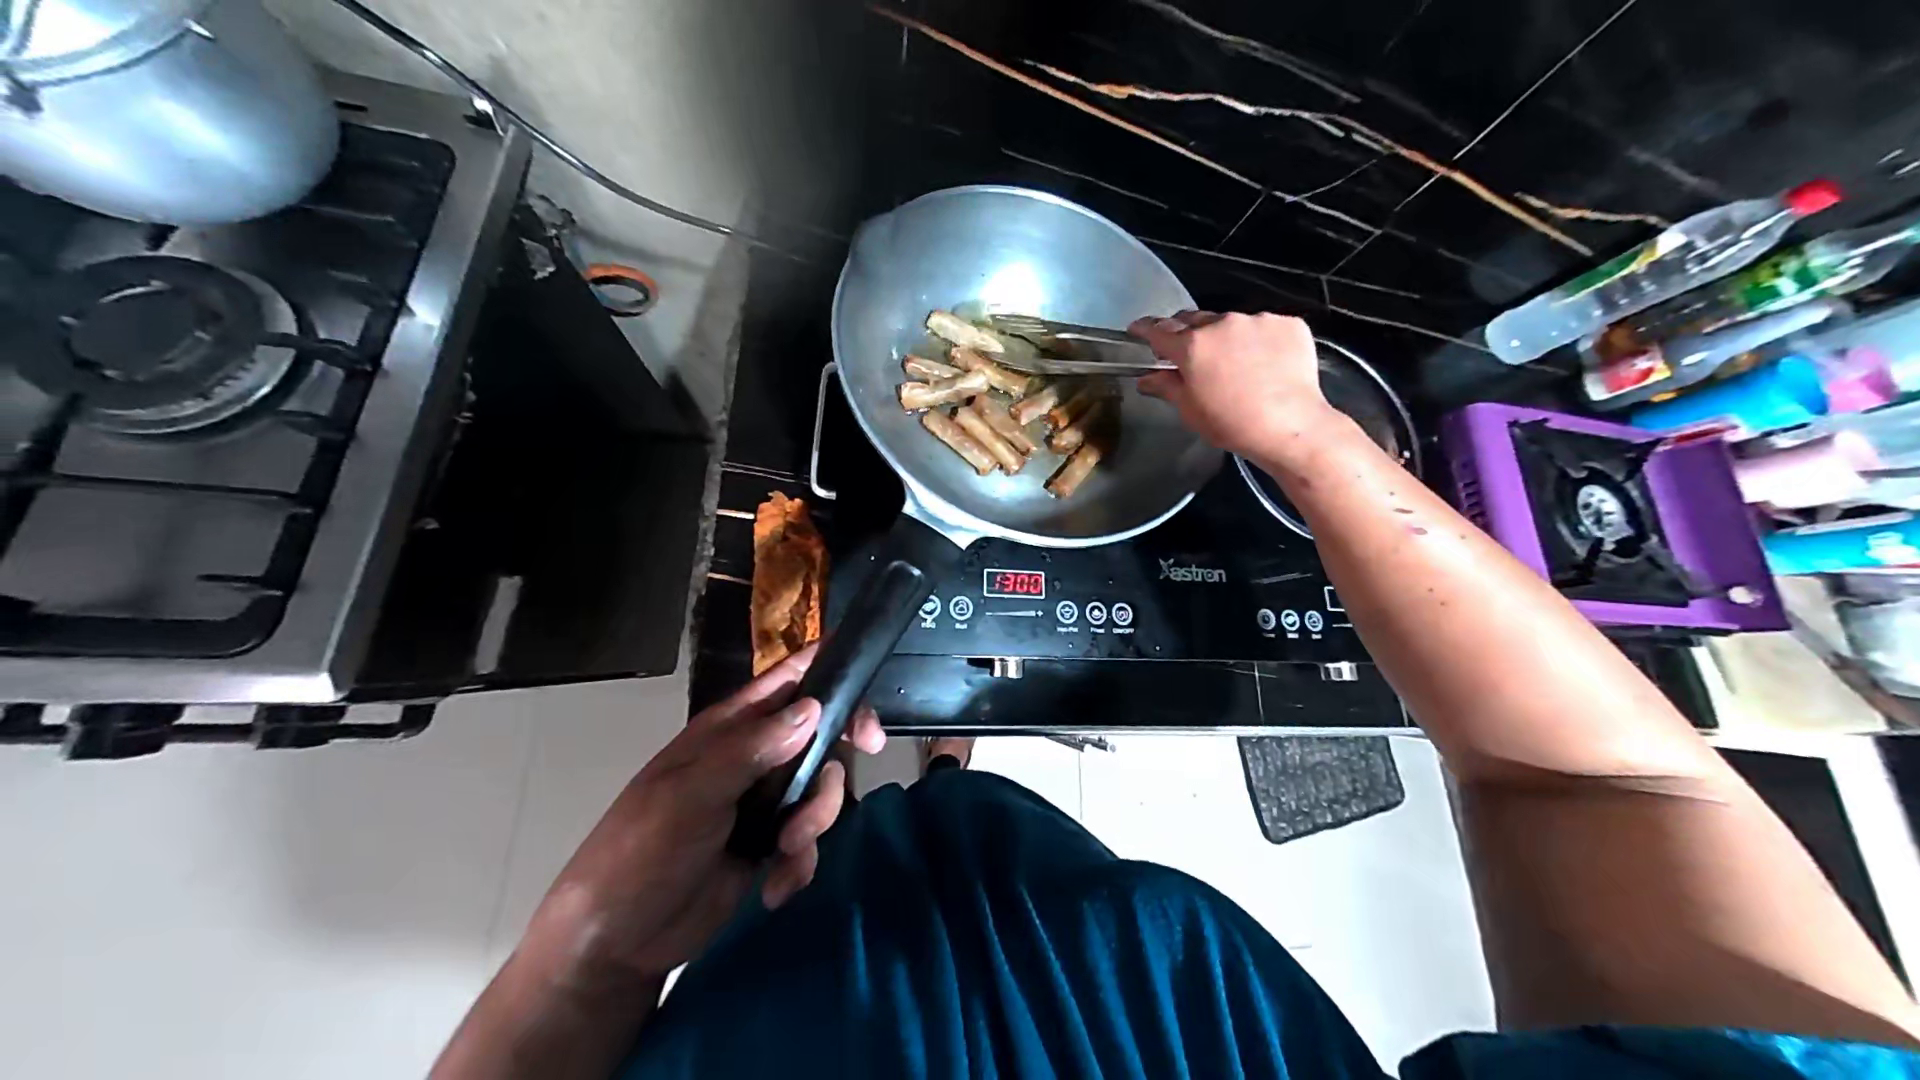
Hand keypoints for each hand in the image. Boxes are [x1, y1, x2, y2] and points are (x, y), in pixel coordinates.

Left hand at [521, 644, 884, 986]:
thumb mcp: (689, 795)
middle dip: (839, 752)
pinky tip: (776, 887)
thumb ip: (750, 750)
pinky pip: (811, 839)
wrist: (616, 943)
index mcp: (731, 728)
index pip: (787, 680)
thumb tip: (813, 709)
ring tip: (785, 851)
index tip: (864, 692)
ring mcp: (764, 802)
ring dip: (817, 819)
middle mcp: (755, 757)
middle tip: (869, 752)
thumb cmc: (641, 852)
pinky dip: (802, 862)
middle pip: (822, 733)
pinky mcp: (770, 845)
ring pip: (822, 788)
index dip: (828, 671)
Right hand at [1131, 311, 1340, 459]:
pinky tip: (1264, 364)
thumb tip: (1147, 379)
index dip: (1145, 329)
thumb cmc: (1232, 423)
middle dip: (1186, 333)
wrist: (1290, 426)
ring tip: (1234, 365)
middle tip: (1188, 354)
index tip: (1138, 330)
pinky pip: (1264, 327)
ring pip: (1231, 323)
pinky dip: (1258, 341)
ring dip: (1225, 338)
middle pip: (1194, 320)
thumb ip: (1166, 387)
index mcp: (1192, 346)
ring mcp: (1258, 321)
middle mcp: (1222, 324)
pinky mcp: (1288, 324)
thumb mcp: (1190, 410)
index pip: (1158, 330)